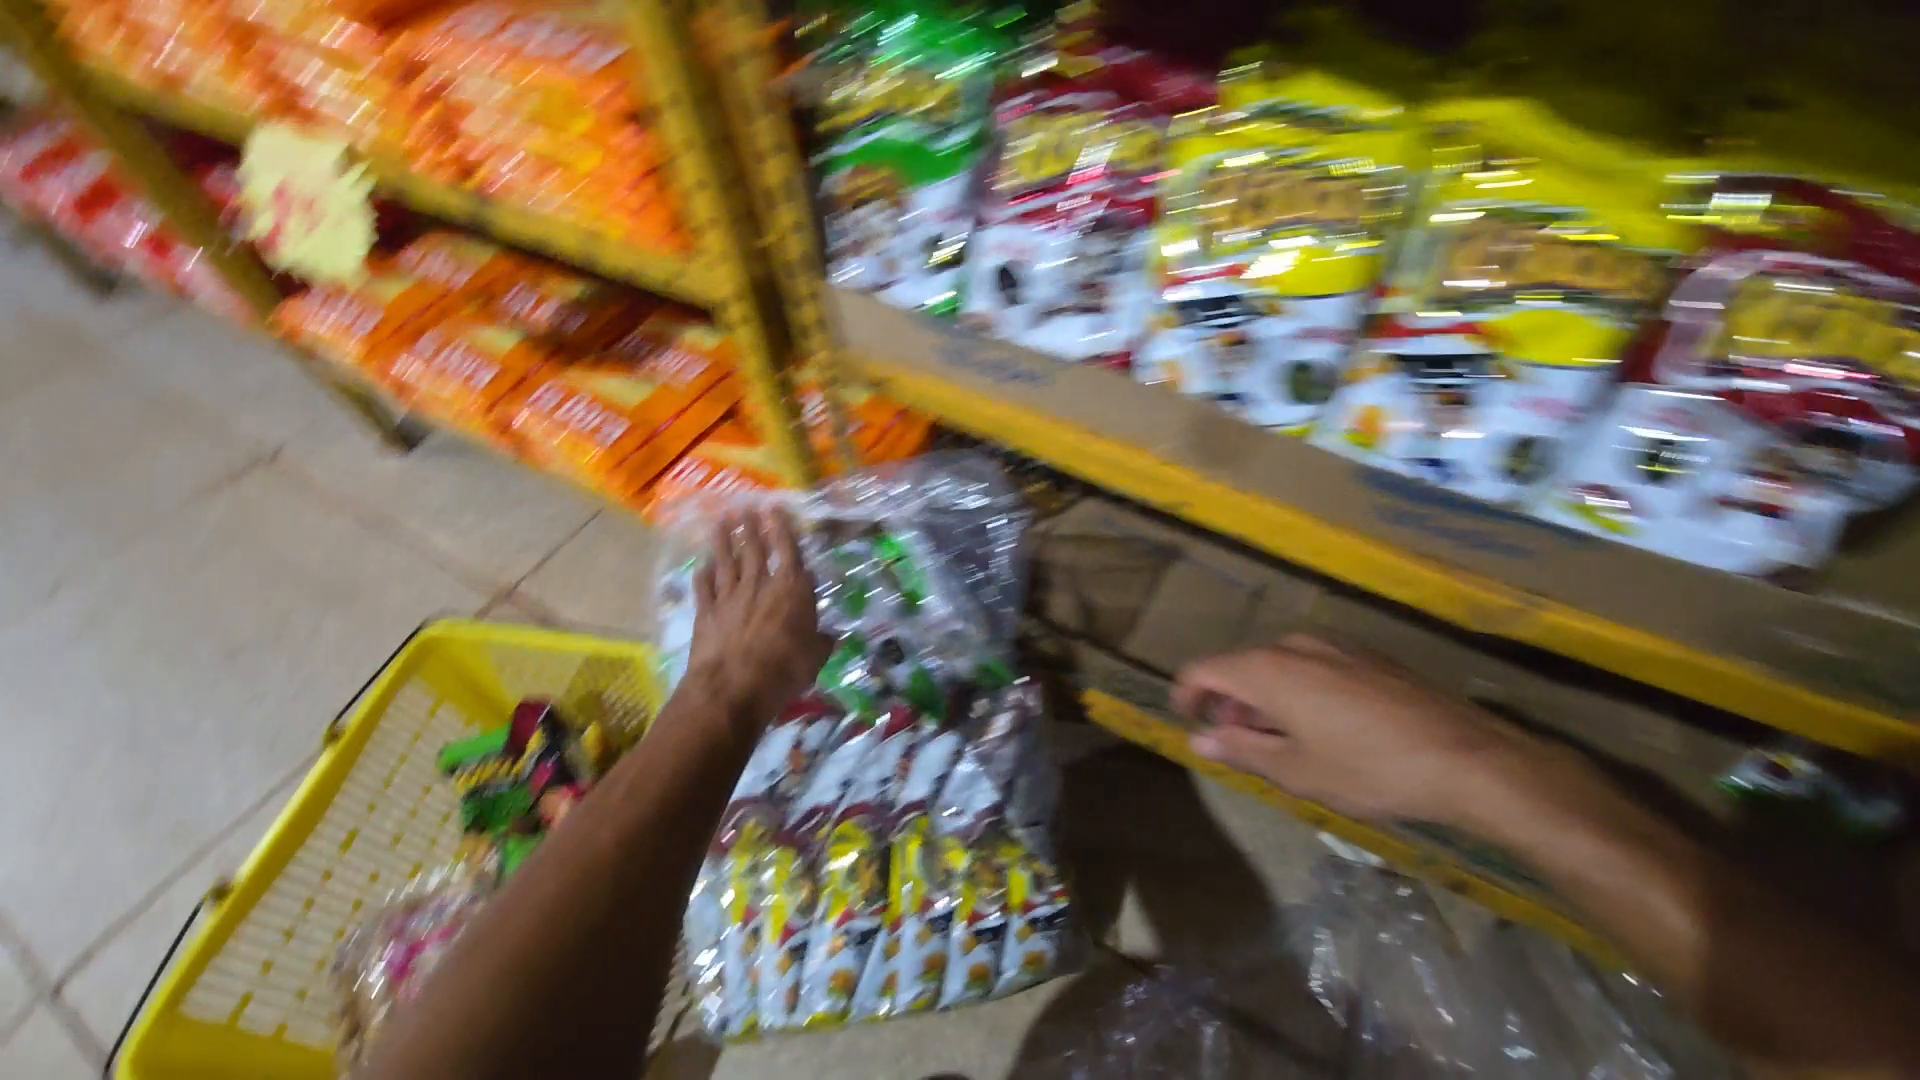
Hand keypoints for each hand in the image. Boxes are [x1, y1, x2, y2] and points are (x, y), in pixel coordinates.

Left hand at [683, 507, 830, 737]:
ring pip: (726, 561)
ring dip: (723, 539)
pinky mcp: (706, 613)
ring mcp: (729, 596)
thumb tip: (830, 636)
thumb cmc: (784, 670)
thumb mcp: (815, 658)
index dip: (782, 527)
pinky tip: (702, 564)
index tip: (775, 507)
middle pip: (754, 548)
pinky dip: (703, 573)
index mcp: (791, 590)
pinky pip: (704, 587)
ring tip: (721, 520)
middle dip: (750, 526)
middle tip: (745, 506)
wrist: (734, 687)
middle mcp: (760, 585)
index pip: (788, 550)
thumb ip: (821, 642)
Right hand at [1171, 635, 1544, 824]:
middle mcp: (1295, 646)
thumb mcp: (1295, 771)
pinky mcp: (1369, 657)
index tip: (1186, 721)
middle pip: (1242, 667)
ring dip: (1266, 699)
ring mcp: (1336, 647)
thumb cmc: (1369, 769)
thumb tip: (1199, 737)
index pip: (1204, 669)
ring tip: (1282, 742)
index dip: (1186, 694)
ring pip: (1279, 667)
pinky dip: (1300, 692)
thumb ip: (1240, 749)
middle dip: (1230, 704)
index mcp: (1268, 670)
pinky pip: (1314, 667)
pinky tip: (1324, 729)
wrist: (1468, 758)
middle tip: (1238, 744)